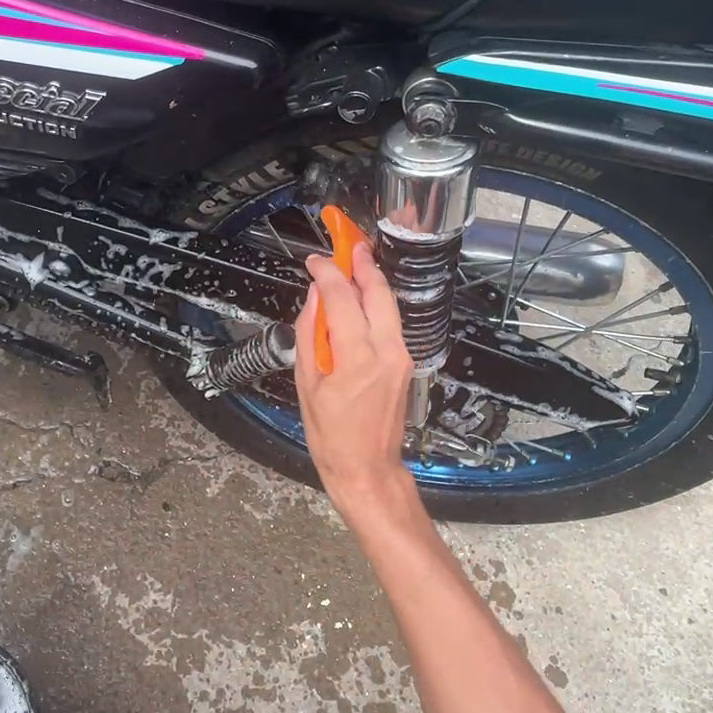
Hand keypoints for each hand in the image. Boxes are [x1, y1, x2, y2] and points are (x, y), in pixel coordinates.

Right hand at [295, 240, 418, 517]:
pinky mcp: (406, 364)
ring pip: (389, 306)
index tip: (314, 260)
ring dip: (373, 282)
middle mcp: (387, 351)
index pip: (343, 299)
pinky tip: (362, 298)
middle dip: (363, 265)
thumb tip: (314, 299)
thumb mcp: (307, 385)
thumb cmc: (330, 436)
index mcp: (357, 358)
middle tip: (348, 243)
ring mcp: (402, 357)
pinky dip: (377, 305)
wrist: (368, 469)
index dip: (327, 274)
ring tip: (356, 261)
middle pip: (378, 293)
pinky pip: (391, 324)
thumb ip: (310, 336)